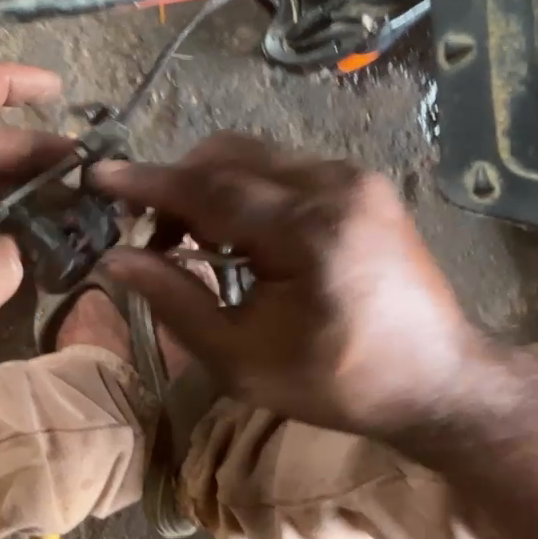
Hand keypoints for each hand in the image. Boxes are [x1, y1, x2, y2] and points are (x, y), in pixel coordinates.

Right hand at [91, 133, 493, 439]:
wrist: (440, 382)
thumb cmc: (337, 383)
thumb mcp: (241, 359)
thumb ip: (173, 301)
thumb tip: (114, 259)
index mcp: (309, 232)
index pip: (207, 189)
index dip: (146, 183)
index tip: (98, 177)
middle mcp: (333, 185)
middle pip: (226, 156)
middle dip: (174, 185)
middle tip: (150, 235)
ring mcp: (352, 177)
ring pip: (251, 155)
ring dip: (206, 186)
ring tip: (189, 239)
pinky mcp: (359, 183)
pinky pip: (278, 166)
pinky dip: (240, 188)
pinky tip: (235, 234)